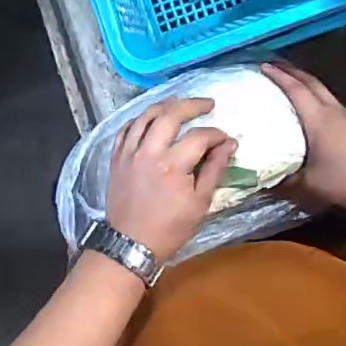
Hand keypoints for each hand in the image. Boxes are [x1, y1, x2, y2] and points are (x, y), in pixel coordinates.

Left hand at [104, 97, 236, 259]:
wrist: (130, 243)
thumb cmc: (169, 228)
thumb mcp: (200, 203)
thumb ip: (214, 170)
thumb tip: (228, 145)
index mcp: (172, 164)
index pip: (199, 137)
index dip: (216, 134)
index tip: (226, 139)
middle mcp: (148, 151)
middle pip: (170, 115)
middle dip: (192, 106)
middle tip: (207, 104)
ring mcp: (129, 153)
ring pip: (145, 116)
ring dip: (164, 105)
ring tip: (179, 102)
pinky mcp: (116, 158)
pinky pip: (126, 129)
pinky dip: (139, 119)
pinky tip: (149, 118)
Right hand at [263, 62, 345, 212]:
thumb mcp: (310, 185)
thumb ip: (284, 183)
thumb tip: (262, 184)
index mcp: (319, 119)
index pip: (296, 90)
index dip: (279, 76)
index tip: (263, 65)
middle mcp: (334, 111)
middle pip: (311, 82)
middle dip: (291, 71)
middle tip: (273, 66)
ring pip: (323, 91)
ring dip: (305, 82)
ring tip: (290, 83)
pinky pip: (331, 102)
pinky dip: (316, 97)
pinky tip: (312, 109)